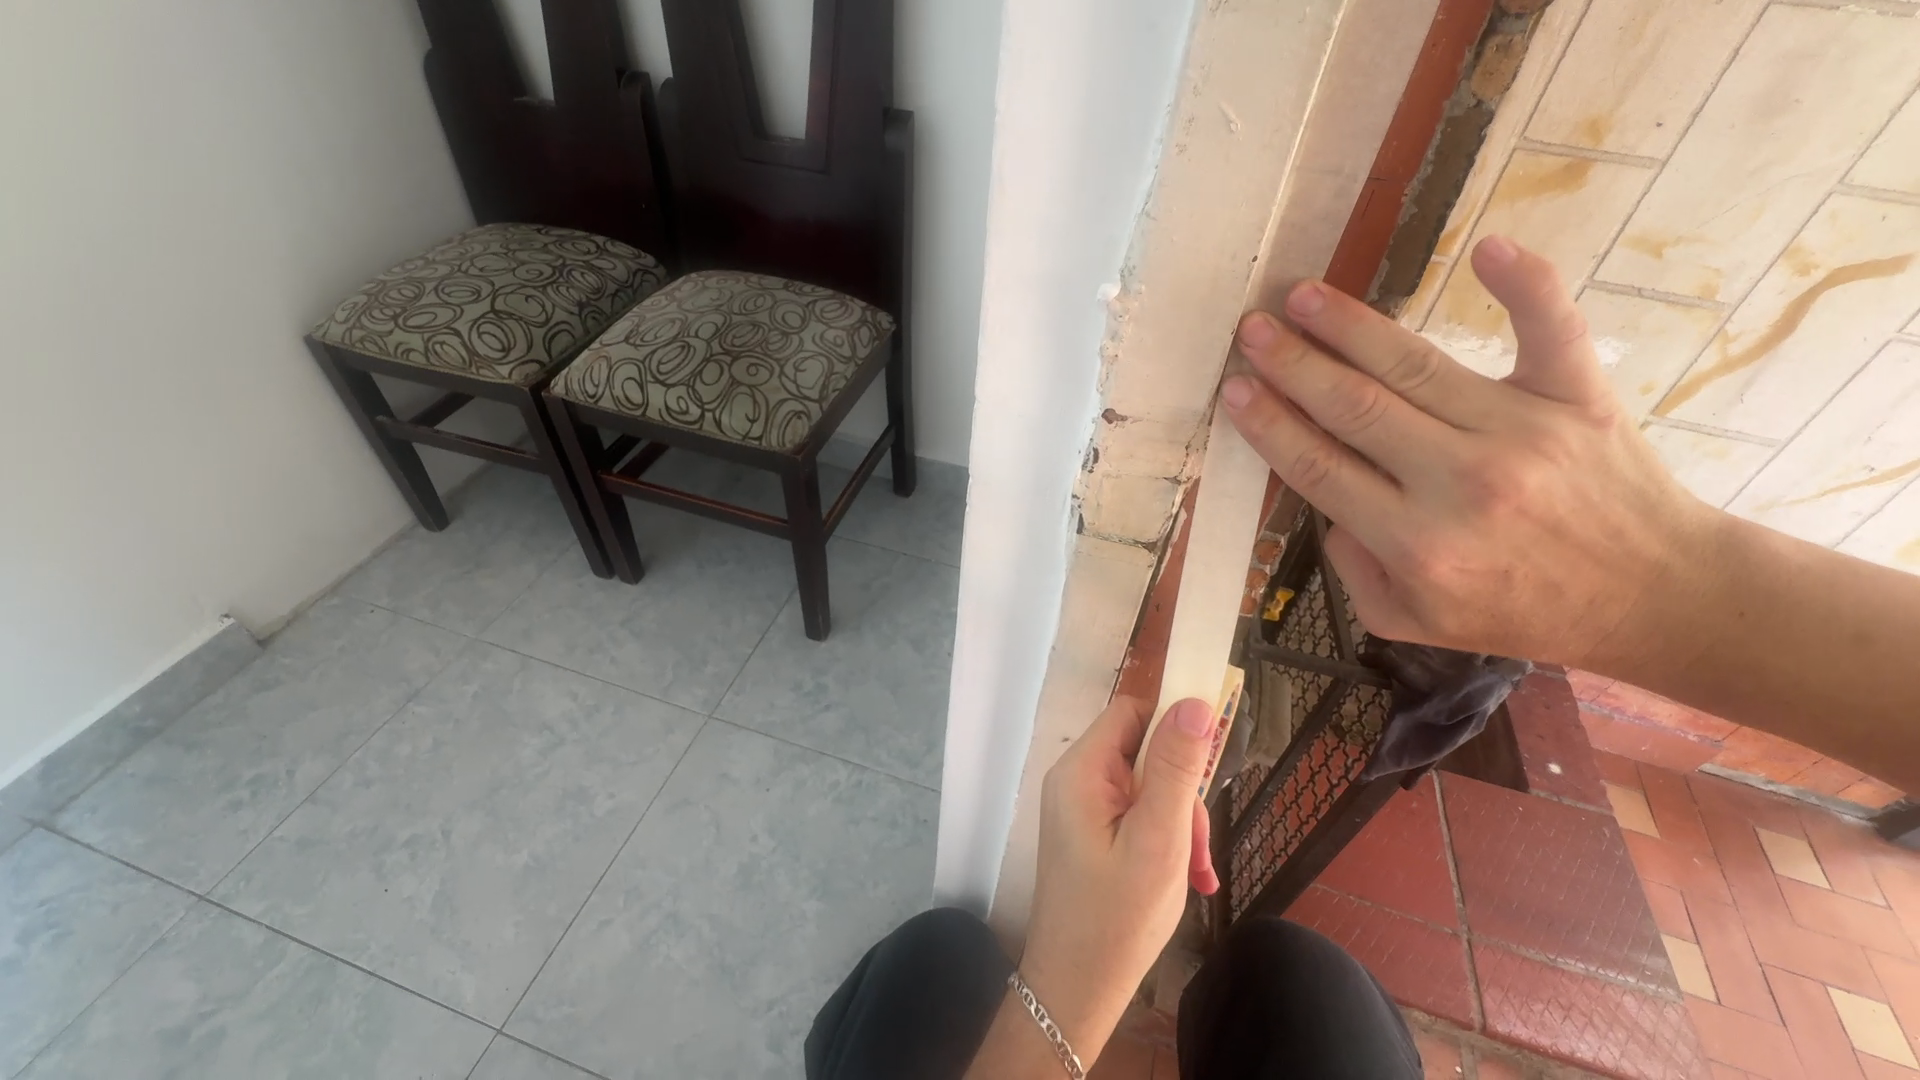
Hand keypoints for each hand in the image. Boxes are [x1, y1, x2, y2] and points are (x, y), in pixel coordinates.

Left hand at [1017, 696, 1218, 1059]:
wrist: (1076, 989)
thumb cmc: (1117, 917)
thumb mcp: (1158, 839)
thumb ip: (1176, 769)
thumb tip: (1196, 703)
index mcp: (1082, 771)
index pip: (1132, 712)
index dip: (1173, 722)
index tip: (1212, 755)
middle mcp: (1076, 781)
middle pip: (1145, 753)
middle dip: (1183, 792)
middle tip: (1201, 844)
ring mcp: (1083, 810)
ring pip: (1148, 788)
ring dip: (1181, 824)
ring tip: (1197, 873)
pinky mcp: (1092, 835)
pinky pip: (1138, 817)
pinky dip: (1167, 840)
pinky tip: (1189, 879)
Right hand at [1220, 235, 1719, 671]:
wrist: (1654, 598)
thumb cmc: (1519, 611)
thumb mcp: (1409, 622)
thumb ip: (1351, 570)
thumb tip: (1327, 506)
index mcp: (1414, 542)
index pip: (1319, 468)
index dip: (1270, 424)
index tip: (1235, 390)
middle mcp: (1459, 482)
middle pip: (1354, 408)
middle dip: (1292, 365)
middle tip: (1251, 329)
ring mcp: (1520, 432)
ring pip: (1415, 365)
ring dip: (1350, 326)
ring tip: (1302, 295)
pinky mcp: (1577, 399)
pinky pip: (1548, 331)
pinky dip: (1525, 285)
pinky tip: (1486, 247)